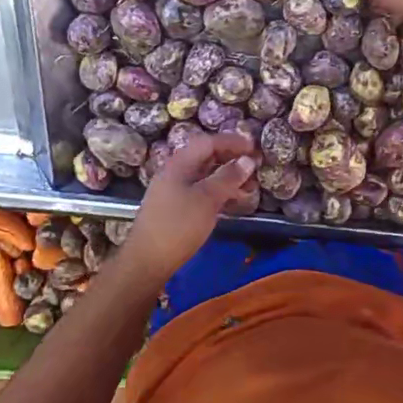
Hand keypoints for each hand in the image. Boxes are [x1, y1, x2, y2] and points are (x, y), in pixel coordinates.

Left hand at [122, 133, 258, 278]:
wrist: (147, 261)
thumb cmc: (178, 226)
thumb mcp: (207, 199)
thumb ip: (228, 177)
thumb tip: (247, 160)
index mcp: (179, 164)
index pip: (208, 142)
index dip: (232, 142)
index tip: (254, 147)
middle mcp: (174, 173)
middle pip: (205, 157)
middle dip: (231, 159)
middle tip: (255, 166)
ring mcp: (173, 191)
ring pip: (204, 176)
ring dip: (227, 177)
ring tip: (249, 186)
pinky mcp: (175, 209)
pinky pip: (201, 192)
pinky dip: (219, 192)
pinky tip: (232, 202)